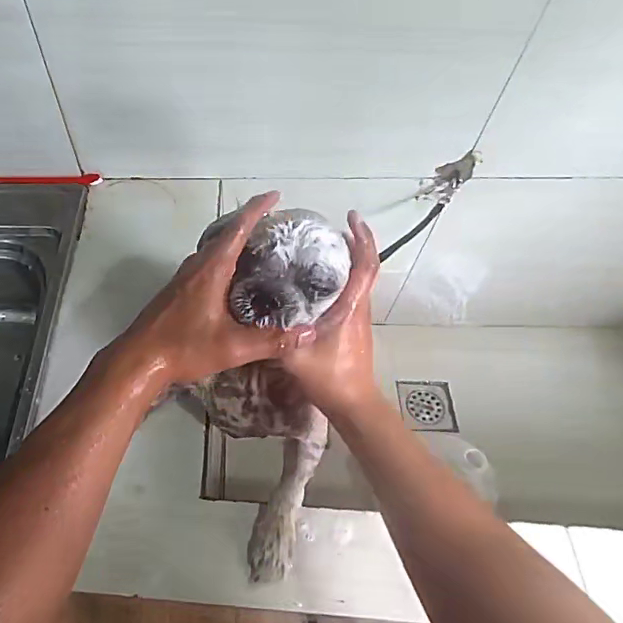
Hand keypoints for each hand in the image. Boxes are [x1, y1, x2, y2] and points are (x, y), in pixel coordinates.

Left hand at [109, 191, 315, 386]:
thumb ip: (271, 341)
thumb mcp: (232, 347)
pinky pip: (206, 264)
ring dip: (235, 242)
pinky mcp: (177, 291)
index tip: (274, 195)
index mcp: (211, 270)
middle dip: (249, 224)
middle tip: (275, 225)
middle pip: (225, 235)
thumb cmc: (184, 348)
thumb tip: (309, 333)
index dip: (256, 209)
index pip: (237, 230)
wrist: (139, 360)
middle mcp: (196, 267)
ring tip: (259, 248)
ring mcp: (183, 278)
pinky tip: (233, 278)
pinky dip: (224, 259)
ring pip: (213, 249)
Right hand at [278, 210, 383, 416]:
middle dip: (352, 243)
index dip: (363, 238)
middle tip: (326, 229)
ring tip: (319, 248)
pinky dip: (342, 278)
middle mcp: (360, 307)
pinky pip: (352, 293)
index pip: (366, 265)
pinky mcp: (355, 326)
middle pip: (365, 266)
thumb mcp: (296, 356)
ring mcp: (360, 317)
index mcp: (351, 307)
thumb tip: (256, 311)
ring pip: (359, 280)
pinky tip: (316, 282)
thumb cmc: (329, 378)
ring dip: (347, 260)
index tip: (351, 217)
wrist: (353, 404)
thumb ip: (278, 334)